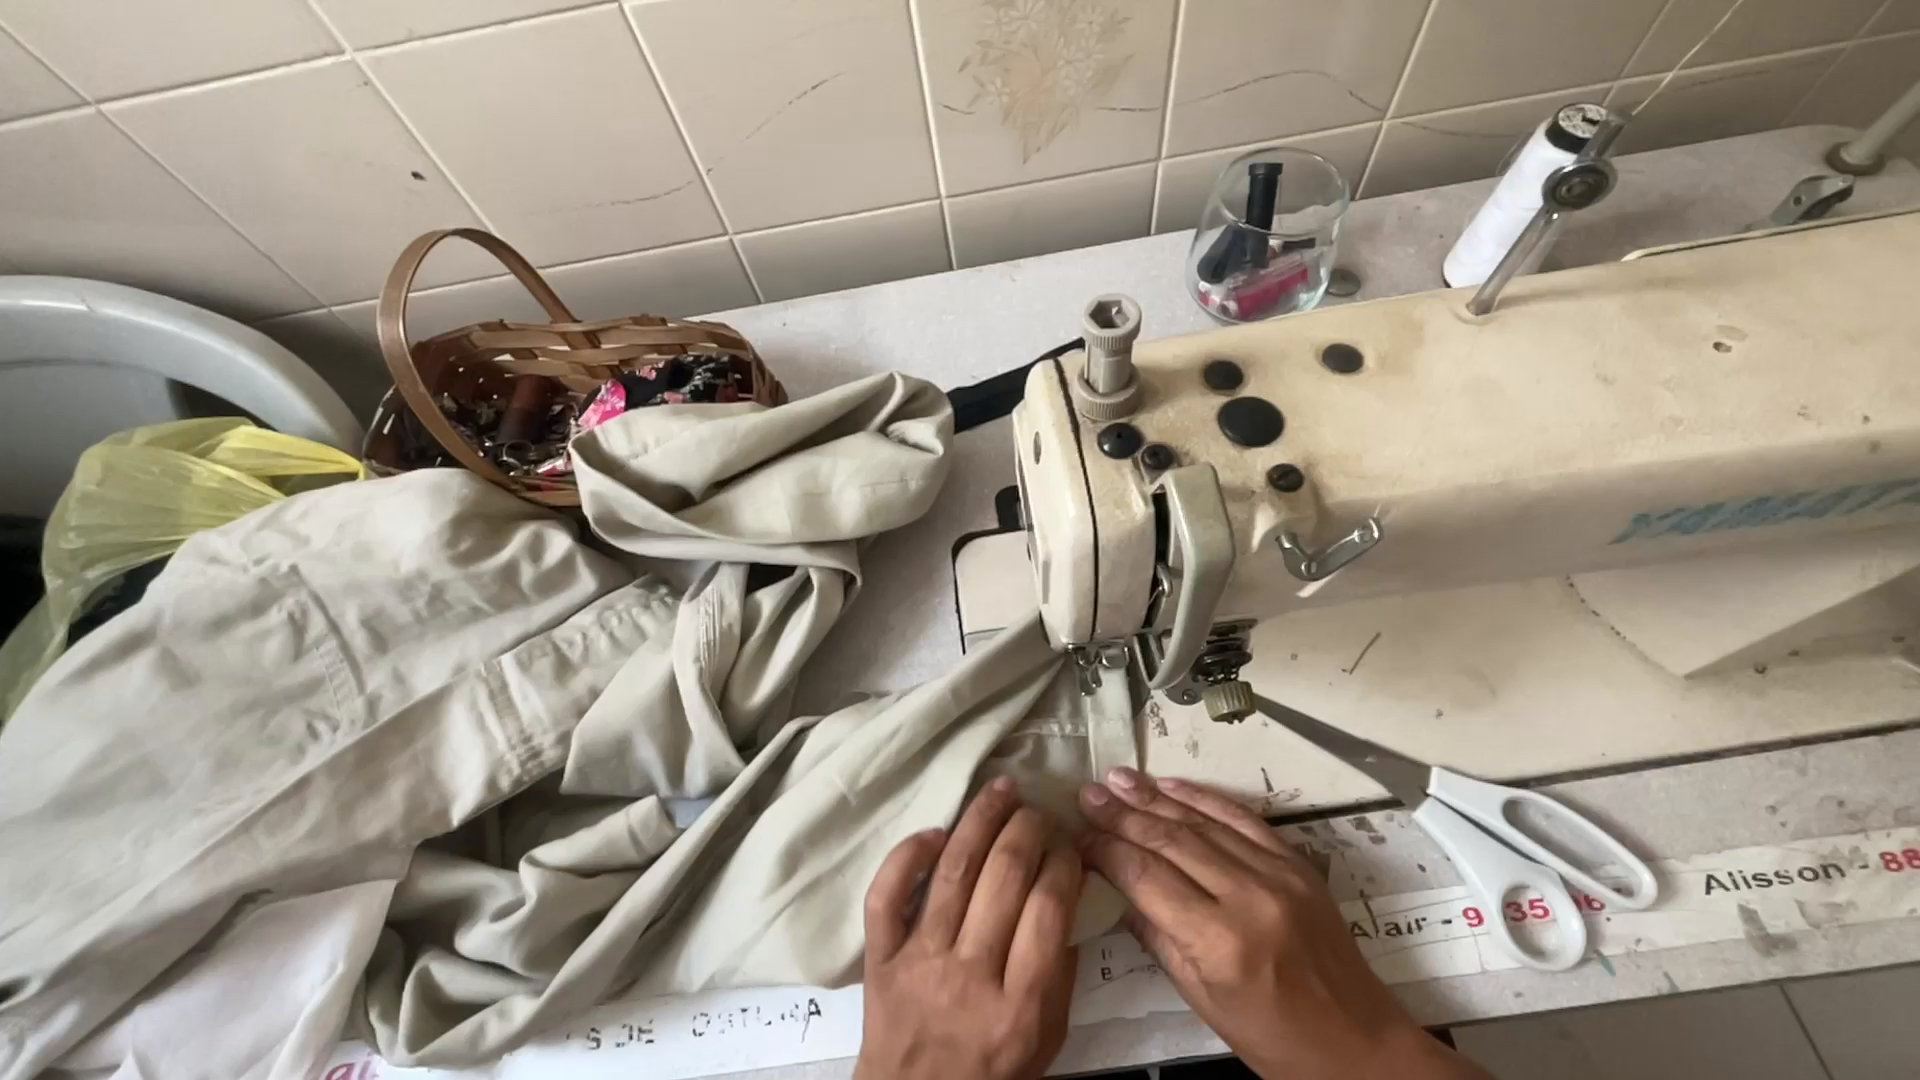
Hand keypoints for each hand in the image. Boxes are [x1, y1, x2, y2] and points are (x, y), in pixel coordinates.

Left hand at [855, 776, 1084, 1079]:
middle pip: (1004, 876)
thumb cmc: (993, 1074)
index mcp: (1020, 1004)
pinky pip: (886, 896)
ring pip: (952, 872)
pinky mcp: (878, 959)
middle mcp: (970, 975)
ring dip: (980, 820)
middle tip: (1038, 809)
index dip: (1064, 859)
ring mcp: (918, 963)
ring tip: (1001, 790)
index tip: (1069, 841)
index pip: (1049, 906)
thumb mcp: (1049, 1038)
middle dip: (1028, 828)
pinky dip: (907, 856)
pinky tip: (936, 831)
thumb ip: (1061, 971)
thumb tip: (1068, 896)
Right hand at [1078, 768, 1487, 1079]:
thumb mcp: (1202, 999)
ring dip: (1154, 796)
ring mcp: (1276, 871)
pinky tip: (1170, 784)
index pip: (1146, 876)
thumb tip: (1116, 886)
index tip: (1077, 834)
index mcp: (1219, 940)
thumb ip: (1156, 936)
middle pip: (1170, 840)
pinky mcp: (1295, 861)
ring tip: (1117, 778)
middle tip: (1087, 794)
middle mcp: (1247, 895)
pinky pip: (1240, 817)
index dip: (1106, 850)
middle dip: (1122, 815)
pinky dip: (1202, 797)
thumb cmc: (1272, 1036)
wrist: (1359, 1043)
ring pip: (1201, 821)